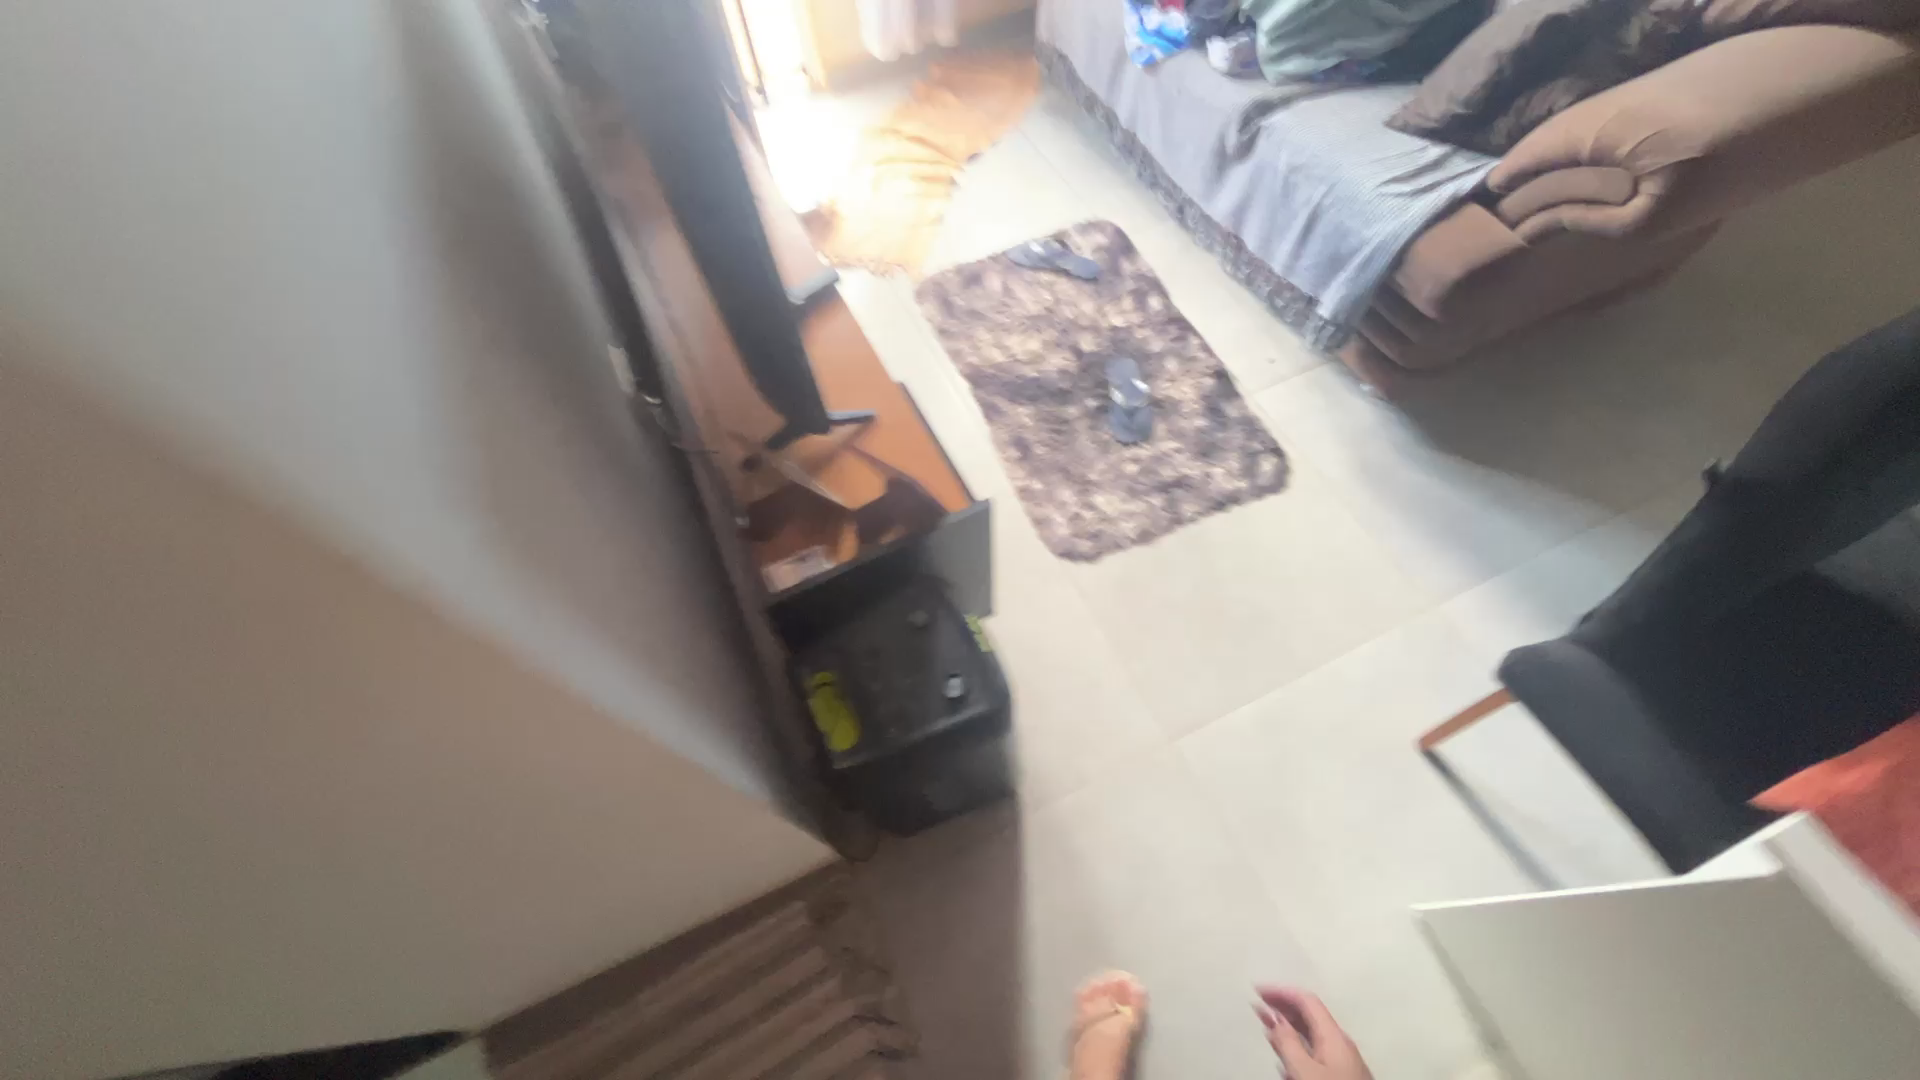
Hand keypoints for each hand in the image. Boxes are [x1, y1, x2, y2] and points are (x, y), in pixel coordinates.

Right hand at [1253, 986, 1374, 1079]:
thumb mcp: (1304, 1071)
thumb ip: (1287, 1043)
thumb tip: (1276, 1020)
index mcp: (1334, 1036)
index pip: (1307, 1001)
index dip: (1281, 991)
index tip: (1258, 990)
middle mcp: (1341, 1044)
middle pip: (1310, 1015)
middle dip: (1282, 1008)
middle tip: (1258, 1004)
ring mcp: (1344, 1062)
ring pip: (1312, 1035)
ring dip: (1288, 1028)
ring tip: (1266, 1027)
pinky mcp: (1342, 1077)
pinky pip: (1316, 1053)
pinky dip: (1297, 1047)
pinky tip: (1284, 1058)